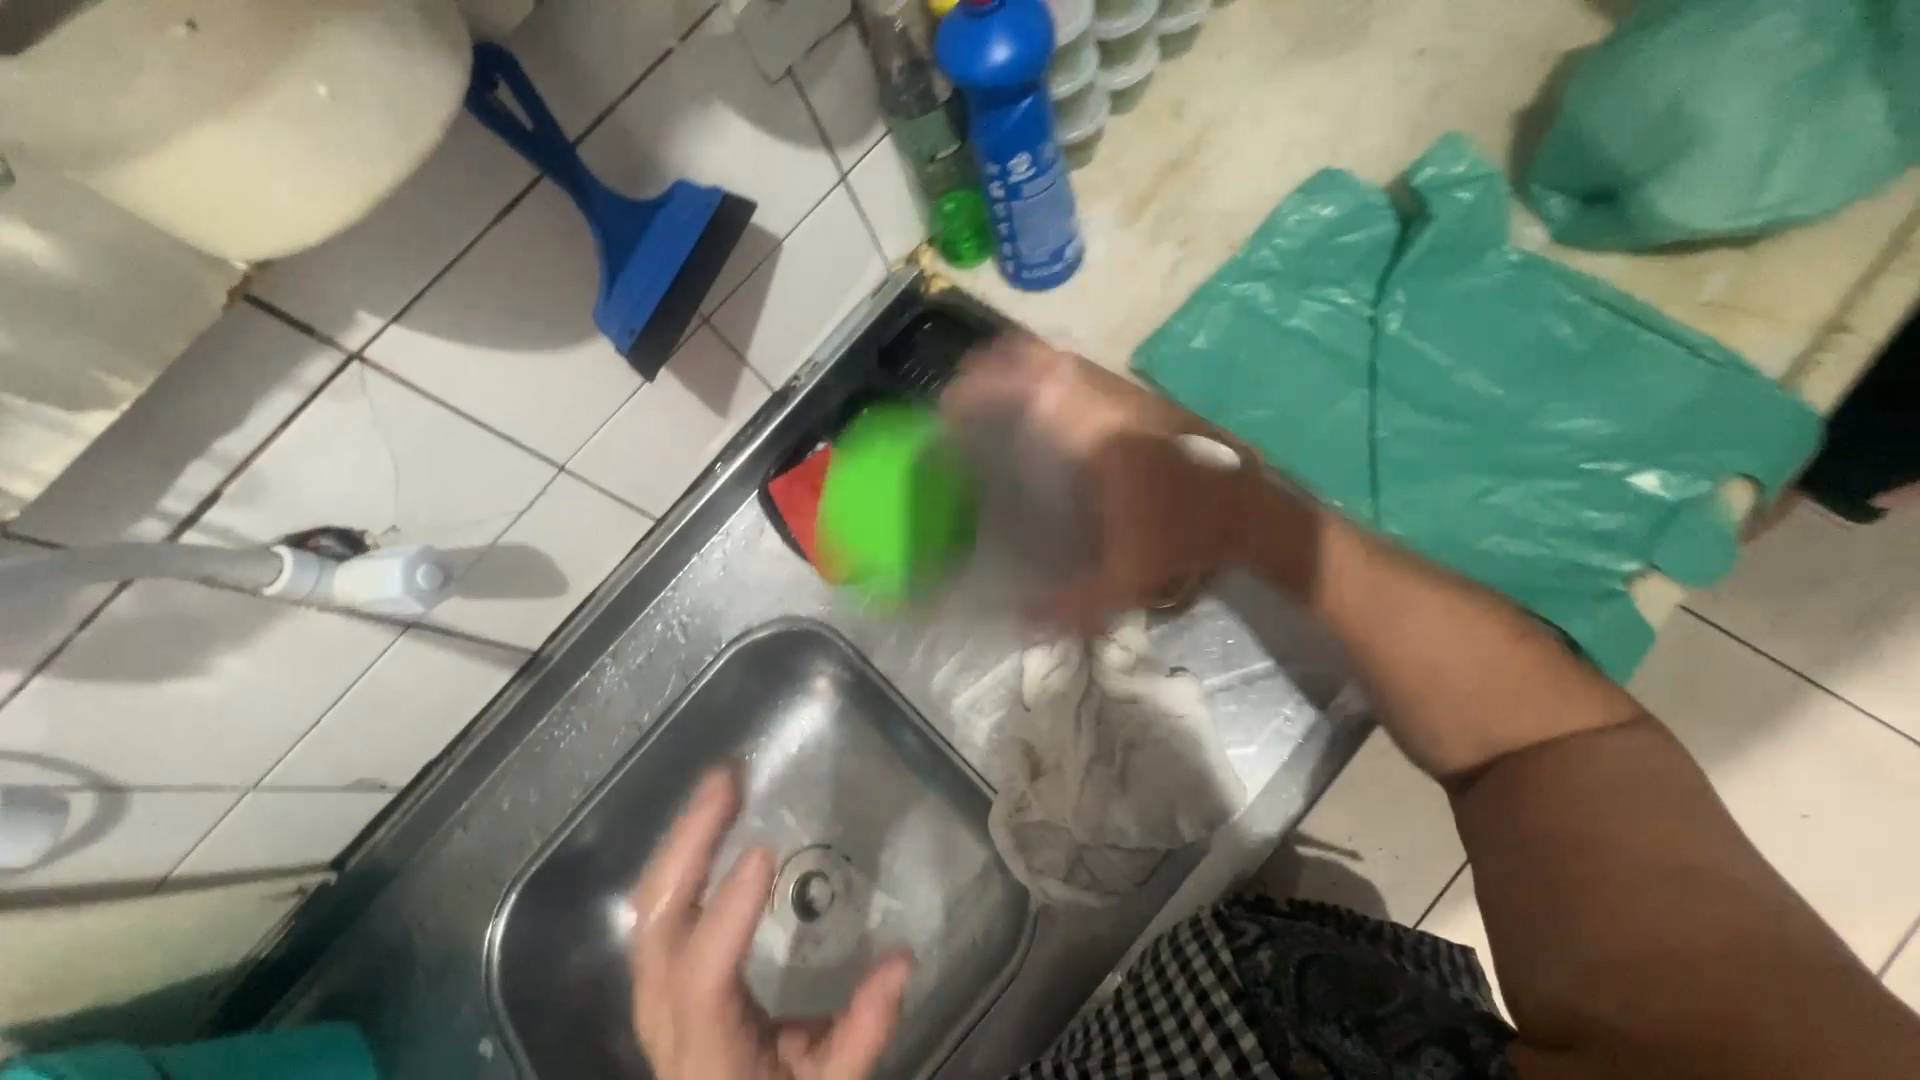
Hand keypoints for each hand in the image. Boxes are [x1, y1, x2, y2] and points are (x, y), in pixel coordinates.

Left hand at [628, 768, 914, 1079]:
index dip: (727, 914)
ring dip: (684, 836)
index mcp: (706, 1045)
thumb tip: (904, 958)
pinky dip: (682, 854)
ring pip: (650, 902)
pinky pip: (660, 903)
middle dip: (689, 841)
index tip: (764, 852)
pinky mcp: (660, 971)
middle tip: (727, 780)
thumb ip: (864, 1030)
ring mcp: (653, 988)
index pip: (702, 975)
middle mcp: (664, 1011)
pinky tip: (708, 821)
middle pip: (657, 920)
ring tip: (721, 784)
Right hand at [941, 335, 1315, 631]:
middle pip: (1046, 362)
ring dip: (1025, 367)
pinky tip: (1043, 400)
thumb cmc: (1187, 537)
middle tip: (964, 391)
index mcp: (1098, 439)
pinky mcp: (1144, 399)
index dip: (986, 391)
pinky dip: (1054, 375)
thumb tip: (1018, 623)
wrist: (1252, 508)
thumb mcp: (1128, 579)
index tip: (953, 403)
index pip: (1033, 394)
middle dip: (998, 368)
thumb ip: (1072, 605)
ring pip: (1068, 361)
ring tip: (993, 388)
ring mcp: (1130, 396)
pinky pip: (1087, 373)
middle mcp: (1110, 405)